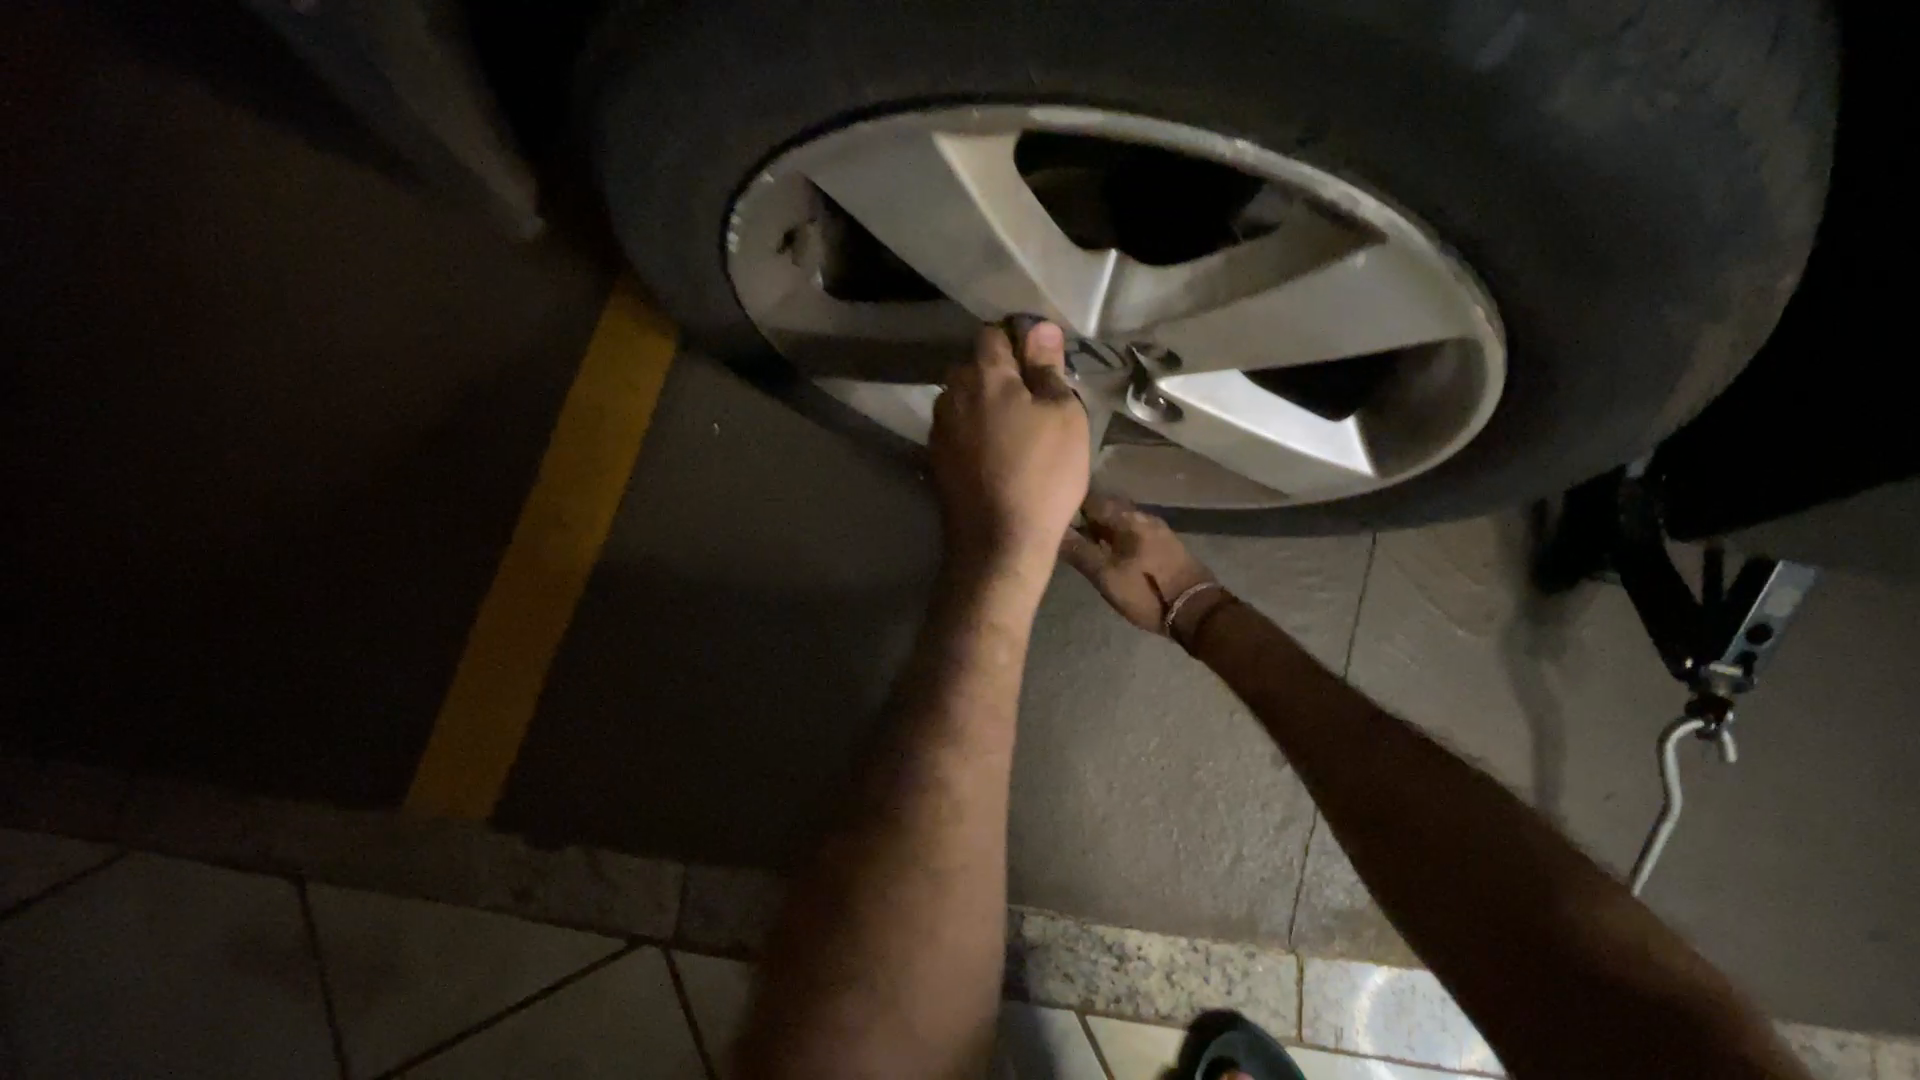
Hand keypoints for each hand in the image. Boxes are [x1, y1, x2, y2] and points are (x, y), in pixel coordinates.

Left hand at [929, 321, 1090, 578]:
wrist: (999, 543)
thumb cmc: (1043, 475)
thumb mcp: (1064, 416)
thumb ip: (1048, 368)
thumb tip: (1040, 328)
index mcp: (985, 375)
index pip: (994, 334)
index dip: (1017, 341)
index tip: (1041, 363)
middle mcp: (952, 394)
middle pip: (973, 367)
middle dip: (998, 374)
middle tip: (1032, 401)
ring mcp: (938, 428)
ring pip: (962, 400)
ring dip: (984, 405)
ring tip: (1014, 431)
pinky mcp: (935, 459)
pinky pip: (956, 430)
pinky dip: (973, 433)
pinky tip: (995, 455)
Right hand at [1060, 495, 1220, 635]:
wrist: (1196, 610)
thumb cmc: (1146, 592)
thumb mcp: (1106, 576)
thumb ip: (1080, 552)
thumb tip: (1054, 532)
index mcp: (1128, 518)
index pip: (1091, 500)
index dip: (1070, 508)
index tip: (1053, 520)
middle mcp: (1143, 517)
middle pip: (1106, 509)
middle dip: (1086, 520)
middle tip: (1066, 536)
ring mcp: (1157, 530)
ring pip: (1120, 522)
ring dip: (1102, 530)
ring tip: (1084, 547)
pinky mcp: (1165, 545)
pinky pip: (1133, 533)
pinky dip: (1117, 539)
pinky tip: (1109, 554)